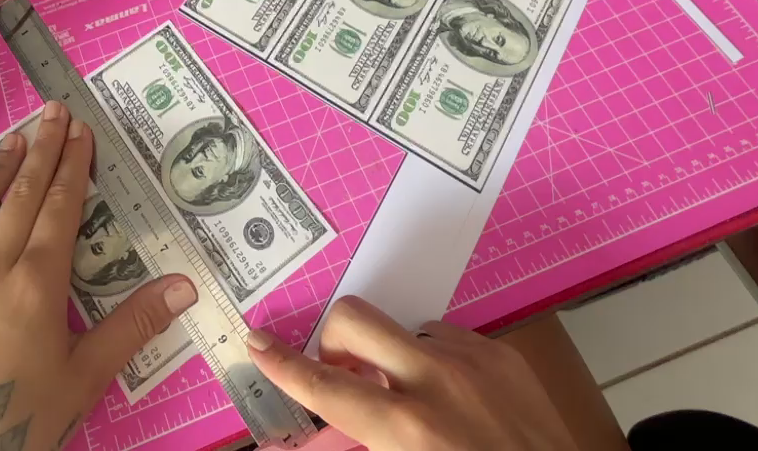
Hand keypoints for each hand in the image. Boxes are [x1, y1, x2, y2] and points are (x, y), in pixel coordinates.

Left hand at [0, 100, 197, 450]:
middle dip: (41, 150)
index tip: (81, 129)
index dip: (73, 164)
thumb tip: (186, 285)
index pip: (61, 206)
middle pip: (21, 195)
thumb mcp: (89, 375)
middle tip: (53, 111)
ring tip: (13, 139)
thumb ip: (135, 324)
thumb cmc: (28, 419)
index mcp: (37, 281)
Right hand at [247, 296, 578, 450]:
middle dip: (337, 340)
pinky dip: (435, 362)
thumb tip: (322, 428)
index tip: (256, 341)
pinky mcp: (501, 353)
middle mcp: (434, 379)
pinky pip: (444, 337)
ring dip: (393, 359)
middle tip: (346, 375)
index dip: (283, 363)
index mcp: (406, 428)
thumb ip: (362, 443)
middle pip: (354, 318)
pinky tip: (458, 401)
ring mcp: (471, 359)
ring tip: (418, 402)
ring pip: (402, 329)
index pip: (325, 386)